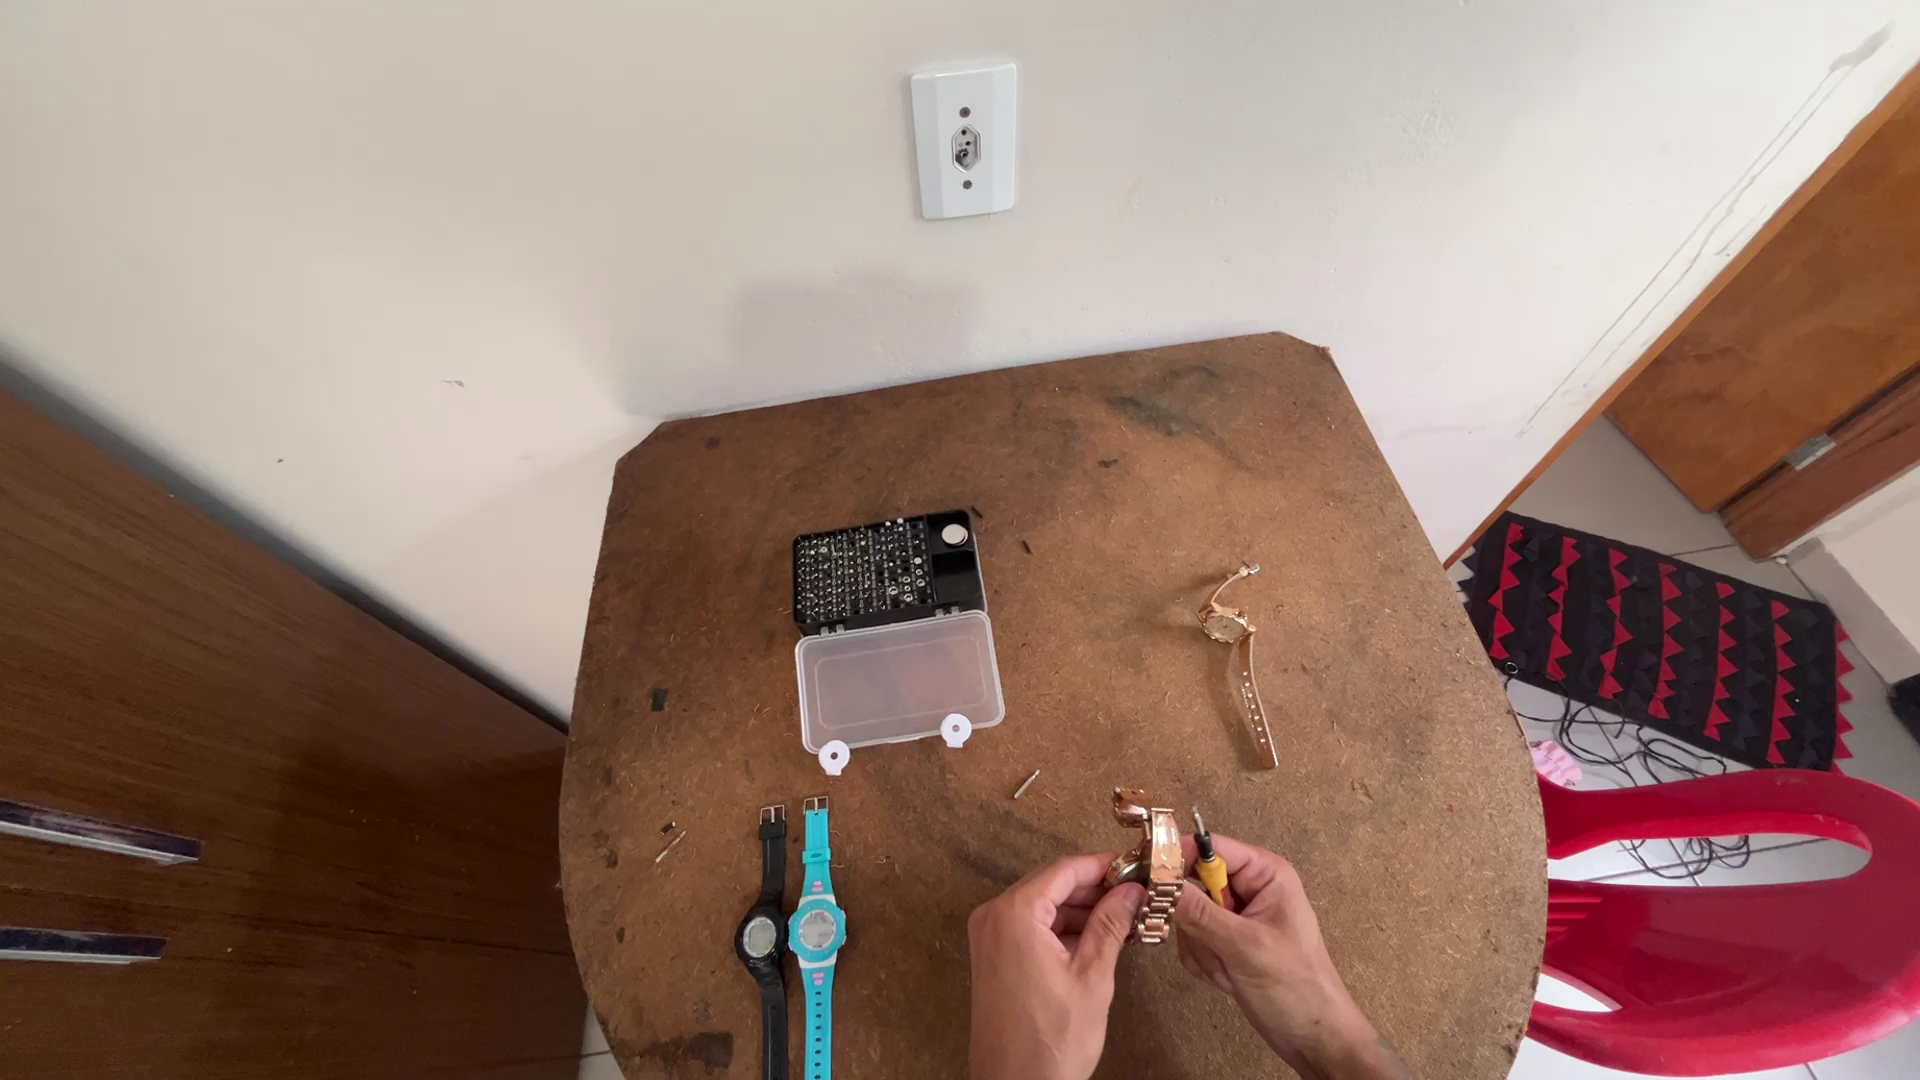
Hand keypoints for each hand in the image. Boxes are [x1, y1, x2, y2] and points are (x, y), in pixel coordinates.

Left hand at [967, 853, 1145, 1079]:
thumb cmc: (1051, 1042)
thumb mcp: (1092, 977)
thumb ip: (1111, 925)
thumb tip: (1131, 891)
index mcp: (1014, 913)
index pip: (1063, 870)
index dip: (1100, 865)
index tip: (1130, 865)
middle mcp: (994, 915)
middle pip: (1051, 885)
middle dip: (1093, 889)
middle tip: (1132, 893)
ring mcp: (989, 934)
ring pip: (1042, 905)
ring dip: (1079, 910)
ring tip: (1122, 917)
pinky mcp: (992, 954)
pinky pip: (1030, 926)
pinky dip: (1060, 928)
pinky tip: (1094, 937)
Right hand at [1173, 834, 1410, 1079]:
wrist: (1315, 1043)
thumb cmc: (1297, 989)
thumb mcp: (1246, 947)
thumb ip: (1200, 912)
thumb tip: (1157, 880)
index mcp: (1264, 873)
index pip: (1209, 846)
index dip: (1177, 856)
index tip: (1148, 874)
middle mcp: (1248, 887)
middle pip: (1193, 880)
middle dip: (1195, 919)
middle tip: (1208, 944)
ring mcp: (1235, 915)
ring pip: (1188, 913)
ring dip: (1201, 946)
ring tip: (1228, 969)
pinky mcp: (1224, 939)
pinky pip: (1191, 936)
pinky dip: (1203, 960)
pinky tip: (1227, 979)